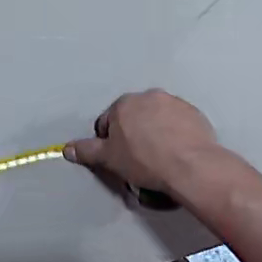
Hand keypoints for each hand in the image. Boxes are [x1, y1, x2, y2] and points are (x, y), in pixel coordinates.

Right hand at [64, 89, 224, 199]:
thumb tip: (66, 148)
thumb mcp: (109, 158)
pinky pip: (178, 122)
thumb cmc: (143, 160)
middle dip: (133, 133)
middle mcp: (148, 96)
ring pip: (156, 118)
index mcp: (123, 103)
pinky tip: (177, 151)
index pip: (107, 122)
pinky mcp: (195, 113)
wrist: (190, 165)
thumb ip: (87, 150)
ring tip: (160, 155)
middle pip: (133, 116)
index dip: (109, 142)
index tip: (118, 158)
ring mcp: (174, 102)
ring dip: (154, 131)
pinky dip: (174, 133)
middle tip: (138, 158)